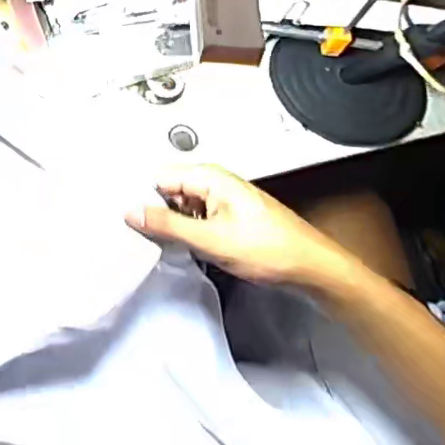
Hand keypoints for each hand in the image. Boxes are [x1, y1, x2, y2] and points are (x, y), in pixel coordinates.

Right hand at [125, 164, 359, 288]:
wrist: (312, 269)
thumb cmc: (270, 249)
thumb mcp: (211, 240)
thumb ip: (168, 225)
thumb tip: (132, 212)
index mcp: (209, 176)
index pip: (159, 178)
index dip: (144, 199)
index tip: (132, 222)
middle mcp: (214, 181)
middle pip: (169, 192)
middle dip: (159, 214)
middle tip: (152, 240)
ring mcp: (221, 199)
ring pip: (182, 208)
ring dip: (175, 227)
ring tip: (175, 248)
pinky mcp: (227, 217)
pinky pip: (196, 219)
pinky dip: (190, 234)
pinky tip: (192, 251)